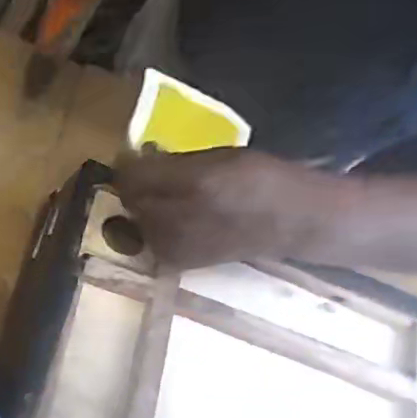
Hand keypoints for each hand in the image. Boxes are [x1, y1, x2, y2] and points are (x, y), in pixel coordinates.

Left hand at [113, 147, 343, 269]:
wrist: (288, 222)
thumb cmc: (259, 179)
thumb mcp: (219, 156)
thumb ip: (176, 160)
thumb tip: (141, 157)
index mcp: (191, 183)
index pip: (133, 174)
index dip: (128, 164)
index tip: (132, 156)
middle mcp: (175, 217)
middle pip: (131, 199)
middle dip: (136, 186)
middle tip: (148, 176)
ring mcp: (171, 243)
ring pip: (137, 220)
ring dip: (143, 208)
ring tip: (165, 198)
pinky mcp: (173, 261)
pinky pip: (149, 239)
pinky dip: (154, 227)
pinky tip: (173, 219)